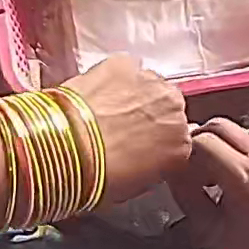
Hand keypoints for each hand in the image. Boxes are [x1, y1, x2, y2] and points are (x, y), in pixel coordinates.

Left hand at [61, 56, 191, 202]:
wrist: (66, 148)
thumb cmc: (98, 177)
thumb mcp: (135, 185)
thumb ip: (151, 165)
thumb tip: (142, 157)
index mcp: (181, 146)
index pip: (177, 141)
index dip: (156, 142)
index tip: (139, 145)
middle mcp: (174, 109)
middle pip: (166, 107)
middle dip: (148, 115)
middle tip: (119, 127)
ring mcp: (151, 81)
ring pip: (147, 85)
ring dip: (131, 94)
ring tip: (103, 109)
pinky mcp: (124, 63)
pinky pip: (124, 68)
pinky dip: (112, 77)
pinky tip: (94, 92)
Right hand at [167, 118, 248, 248]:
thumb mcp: (207, 229)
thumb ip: (185, 191)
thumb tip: (171, 165)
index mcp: (246, 178)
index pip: (202, 141)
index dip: (184, 153)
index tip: (178, 170)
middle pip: (219, 126)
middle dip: (199, 141)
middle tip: (192, 167)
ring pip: (237, 131)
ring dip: (219, 145)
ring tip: (213, 175)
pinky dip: (238, 152)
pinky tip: (234, 177)